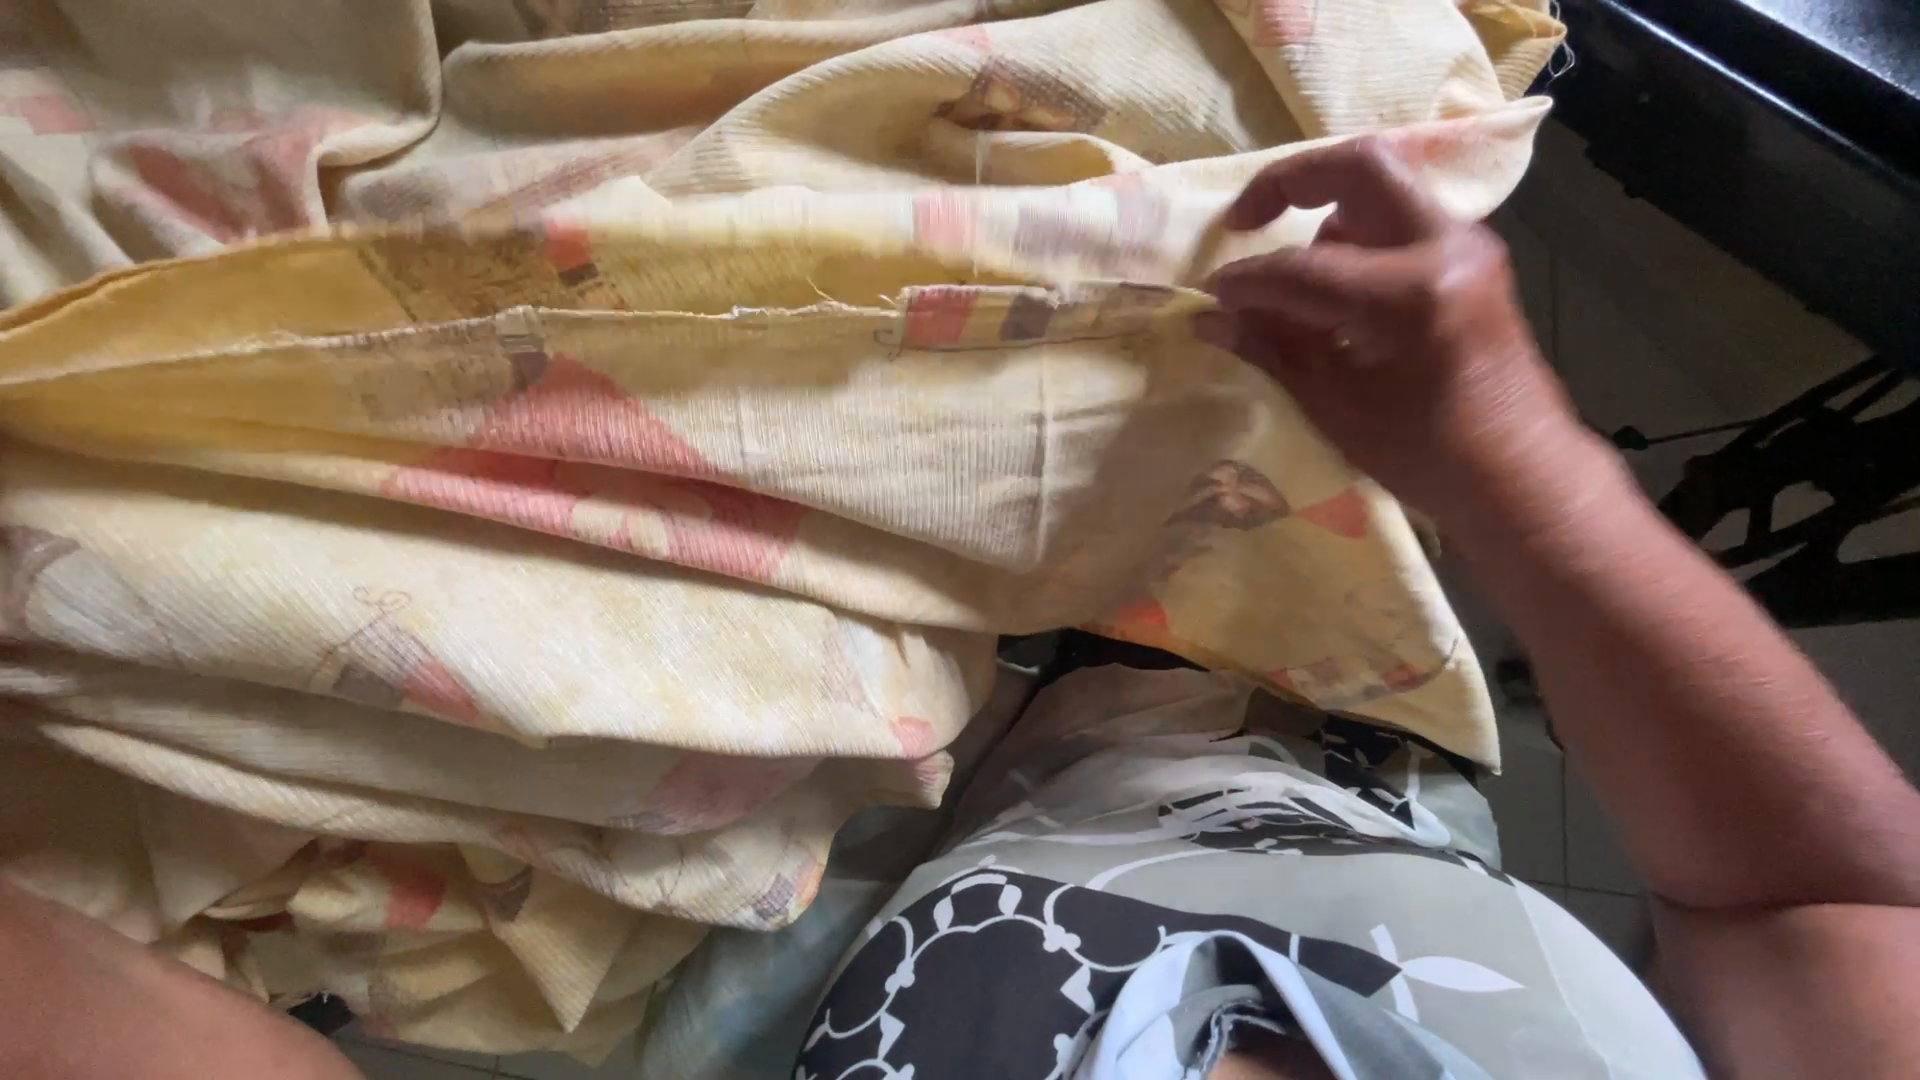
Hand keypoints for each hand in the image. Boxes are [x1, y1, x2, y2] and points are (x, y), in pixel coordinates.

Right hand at [1196, 138, 1589, 524]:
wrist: (1515, 471)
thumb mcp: (1333, 406)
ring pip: (1382, 187)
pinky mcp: (1468, 258)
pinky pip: (1398, 219)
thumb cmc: (1421, 454)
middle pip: (1359, 167)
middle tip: (1240, 222)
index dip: (1246, 280)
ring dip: (1323, 210)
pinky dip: (1352, 235)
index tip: (1209, 296)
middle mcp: (1445, 248)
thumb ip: (1270, 349)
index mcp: (1408, 297)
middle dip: (1287, 183)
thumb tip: (1209, 318)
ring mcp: (1464, 246)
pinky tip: (1329, 288)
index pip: (1303, 267)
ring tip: (1286, 273)